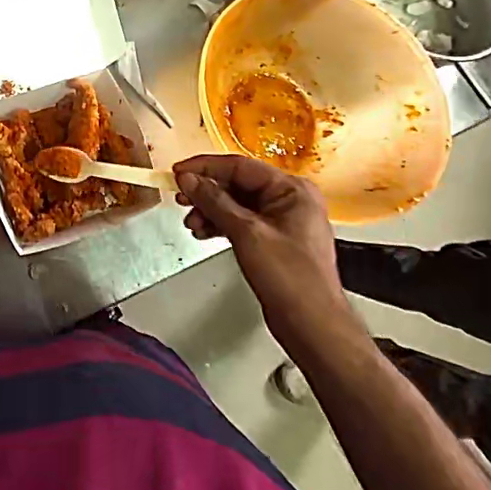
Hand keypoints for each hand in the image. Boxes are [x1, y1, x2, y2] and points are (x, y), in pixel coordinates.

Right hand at [173, 154, 357, 336]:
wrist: (311, 323)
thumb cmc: (292, 279)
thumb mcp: (247, 233)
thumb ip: (215, 202)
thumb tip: (191, 180)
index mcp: (292, 190)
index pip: (240, 166)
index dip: (205, 167)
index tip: (179, 171)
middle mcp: (290, 200)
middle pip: (238, 184)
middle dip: (206, 192)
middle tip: (181, 197)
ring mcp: (283, 220)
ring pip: (237, 204)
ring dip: (210, 210)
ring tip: (192, 222)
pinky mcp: (274, 239)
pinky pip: (241, 221)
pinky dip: (221, 224)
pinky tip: (204, 232)